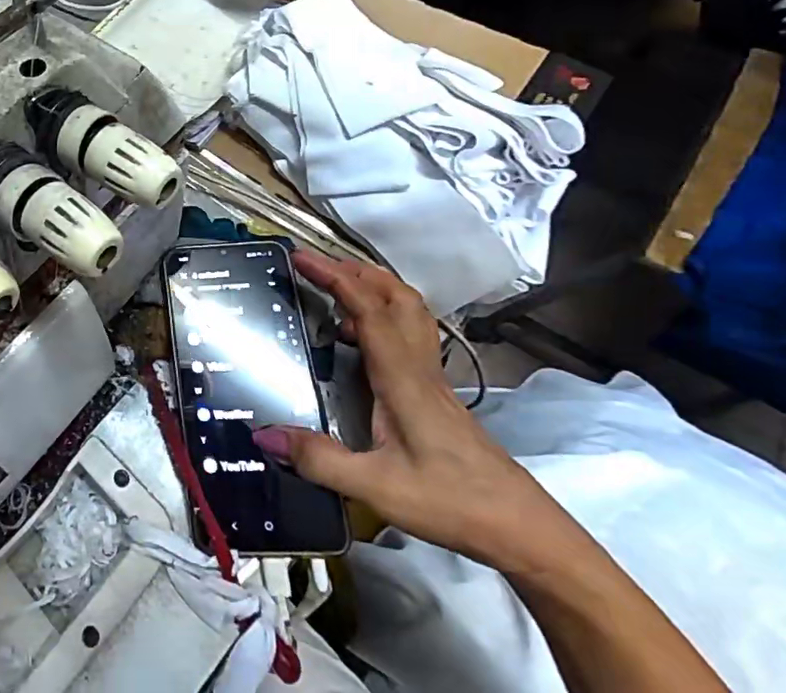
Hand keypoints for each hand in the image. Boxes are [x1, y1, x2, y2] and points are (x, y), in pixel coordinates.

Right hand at [251, 251, 568, 567]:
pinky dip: (383, 315)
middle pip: (398, 298)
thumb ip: (320, 460)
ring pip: (410, 312)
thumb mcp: (376, 487)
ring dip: (375, 288)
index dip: (335, 278)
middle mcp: (420, 369)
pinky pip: (410, 334)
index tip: (301, 258)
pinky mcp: (437, 393)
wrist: (522, 528)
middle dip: (357, 271)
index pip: (370, 311)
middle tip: (317, 266)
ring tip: (337, 289)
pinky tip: (362, 338)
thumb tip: (264, 434)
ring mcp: (433, 379)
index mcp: (403, 380)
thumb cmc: (452, 503)